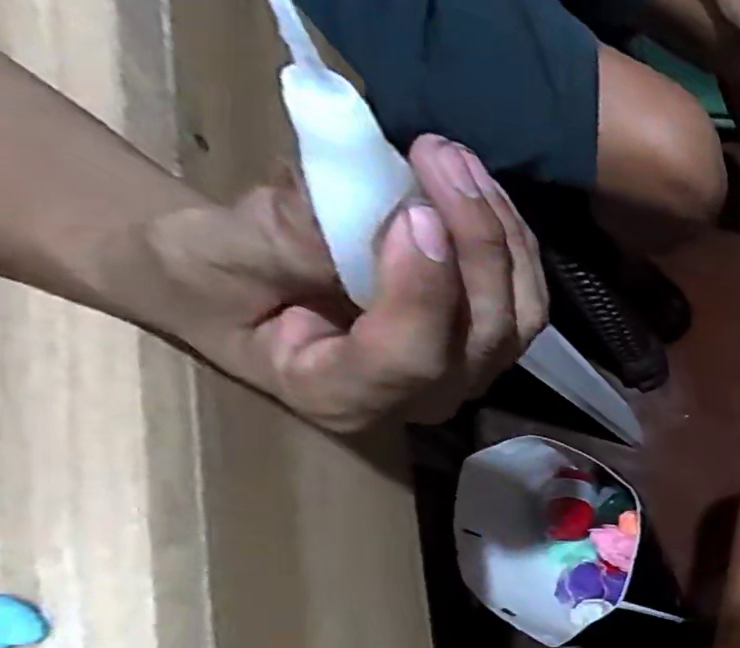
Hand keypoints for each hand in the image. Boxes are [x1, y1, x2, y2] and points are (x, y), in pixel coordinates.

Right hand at [136, 134, 546, 431]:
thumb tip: (362, 195)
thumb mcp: (213, 255)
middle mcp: (424, 399)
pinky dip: (511, 238)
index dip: (423, 290)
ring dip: (500, 233)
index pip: (410, 359)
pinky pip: (525, 297)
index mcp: (345, 396)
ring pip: (519, 315)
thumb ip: (286, 236)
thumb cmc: (214, 283)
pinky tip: (480, 184)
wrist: (243, 292)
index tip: (414, 211)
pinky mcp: (490, 342)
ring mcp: (467, 374)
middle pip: (482, 333)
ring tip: (458, 159)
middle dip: (474, 242)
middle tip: (439, 155)